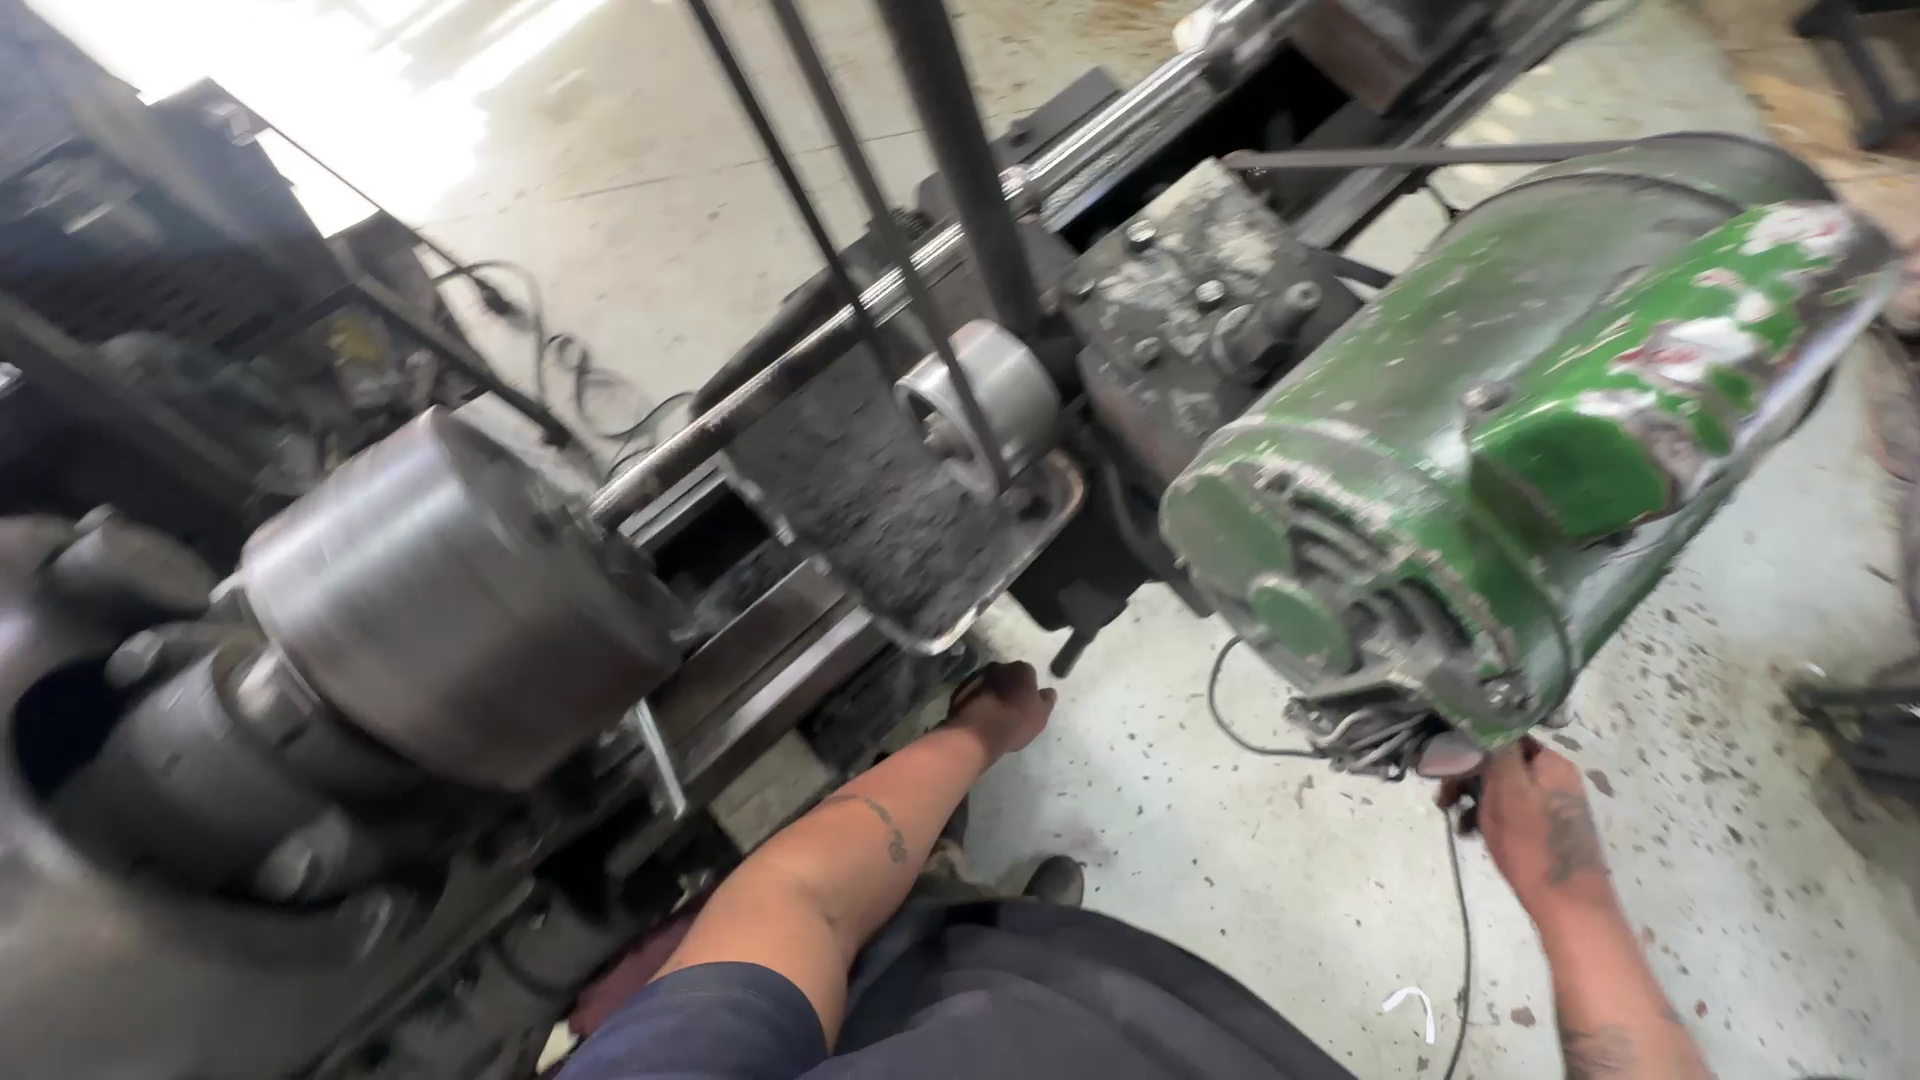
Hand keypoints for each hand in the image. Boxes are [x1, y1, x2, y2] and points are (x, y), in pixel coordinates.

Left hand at [947, 661, 1056, 757]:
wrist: (977, 733)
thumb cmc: (1015, 722)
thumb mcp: (1040, 715)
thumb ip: (1046, 700)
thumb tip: (1049, 691)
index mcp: (1020, 669)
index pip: (1029, 672)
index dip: (1029, 687)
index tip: (1028, 701)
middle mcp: (998, 666)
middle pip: (1007, 674)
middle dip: (1009, 686)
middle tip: (1011, 706)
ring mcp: (977, 676)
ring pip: (990, 682)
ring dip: (993, 691)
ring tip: (994, 712)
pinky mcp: (961, 688)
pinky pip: (974, 692)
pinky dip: (978, 699)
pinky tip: (980, 715)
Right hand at [1439, 738, 1618, 926]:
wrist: (1569, 907)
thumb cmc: (1534, 846)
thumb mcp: (1509, 792)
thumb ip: (1497, 751)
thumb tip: (1482, 713)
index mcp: (1551, 764)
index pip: (1501, 735)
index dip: (1468, 745)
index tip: (1442, 763)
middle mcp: (1553, 778)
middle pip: (1497, 760)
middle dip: (1465, 776)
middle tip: (1443, 797)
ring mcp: (1548, 802)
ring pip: (1497, 785)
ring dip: (1470, 797)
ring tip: (1452, 815)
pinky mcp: (1542, 825)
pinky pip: (1506, 807)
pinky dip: (1484, 815)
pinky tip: (1468, 830)